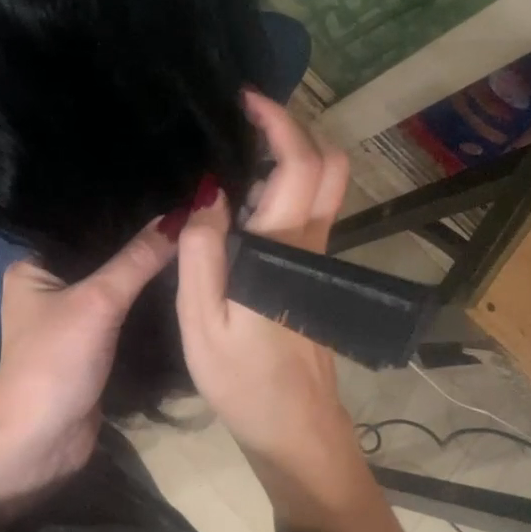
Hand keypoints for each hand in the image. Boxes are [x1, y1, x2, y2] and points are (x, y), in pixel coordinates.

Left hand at [0, 225, 174, 511]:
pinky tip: (178, 283)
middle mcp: (47, 285)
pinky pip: (121, 313)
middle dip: (140, 244)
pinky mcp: (90, 345)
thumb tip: (180, 215)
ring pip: (114, 285)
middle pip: (101, 255)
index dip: (123, 212)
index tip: (171, 194)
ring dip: (146, 274)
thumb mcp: (98, 302)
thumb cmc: (55, 362)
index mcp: (33, 265)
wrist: (40, 443)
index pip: (83, 225)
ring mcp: (70, 317)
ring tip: (192, 242)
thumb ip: (137, 260)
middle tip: (191, 218)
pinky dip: (145, 302)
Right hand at [175, 91, 355, 464]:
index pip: (298, 164)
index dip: (279, 121)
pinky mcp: (312, 276)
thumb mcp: (202, 318)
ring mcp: (317, 260)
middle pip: (328, 166)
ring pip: (322, 188)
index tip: (246, 99)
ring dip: (290, 155)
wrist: (297, 432)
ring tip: (234, 149)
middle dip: (294, 129)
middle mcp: (311, 244)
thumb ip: (202, 250)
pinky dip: (284, 185)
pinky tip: (240, 198)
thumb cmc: (243, 379)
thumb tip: (206, 189)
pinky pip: (307, 211)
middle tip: (243, 119)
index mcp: (283, 248)